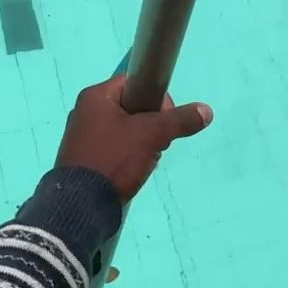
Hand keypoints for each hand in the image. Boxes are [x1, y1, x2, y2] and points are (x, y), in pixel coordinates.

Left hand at [55, 76, 212, 200]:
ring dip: (141, 143)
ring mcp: (82, 137)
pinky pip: (114, 148)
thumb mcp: (151, 135)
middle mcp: (85, 112)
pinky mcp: (83, 159)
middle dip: (151, 125)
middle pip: (131, 107)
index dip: (156, 97)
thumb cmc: (114, 159)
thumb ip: (179, 120)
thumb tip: (206, 110)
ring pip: (125, 130)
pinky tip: (132, 171)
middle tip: (158, 143)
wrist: (81, 204)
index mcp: (95, 97)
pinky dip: (127, 157)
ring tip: (145, 161)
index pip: (134, 82)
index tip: (166, 118)